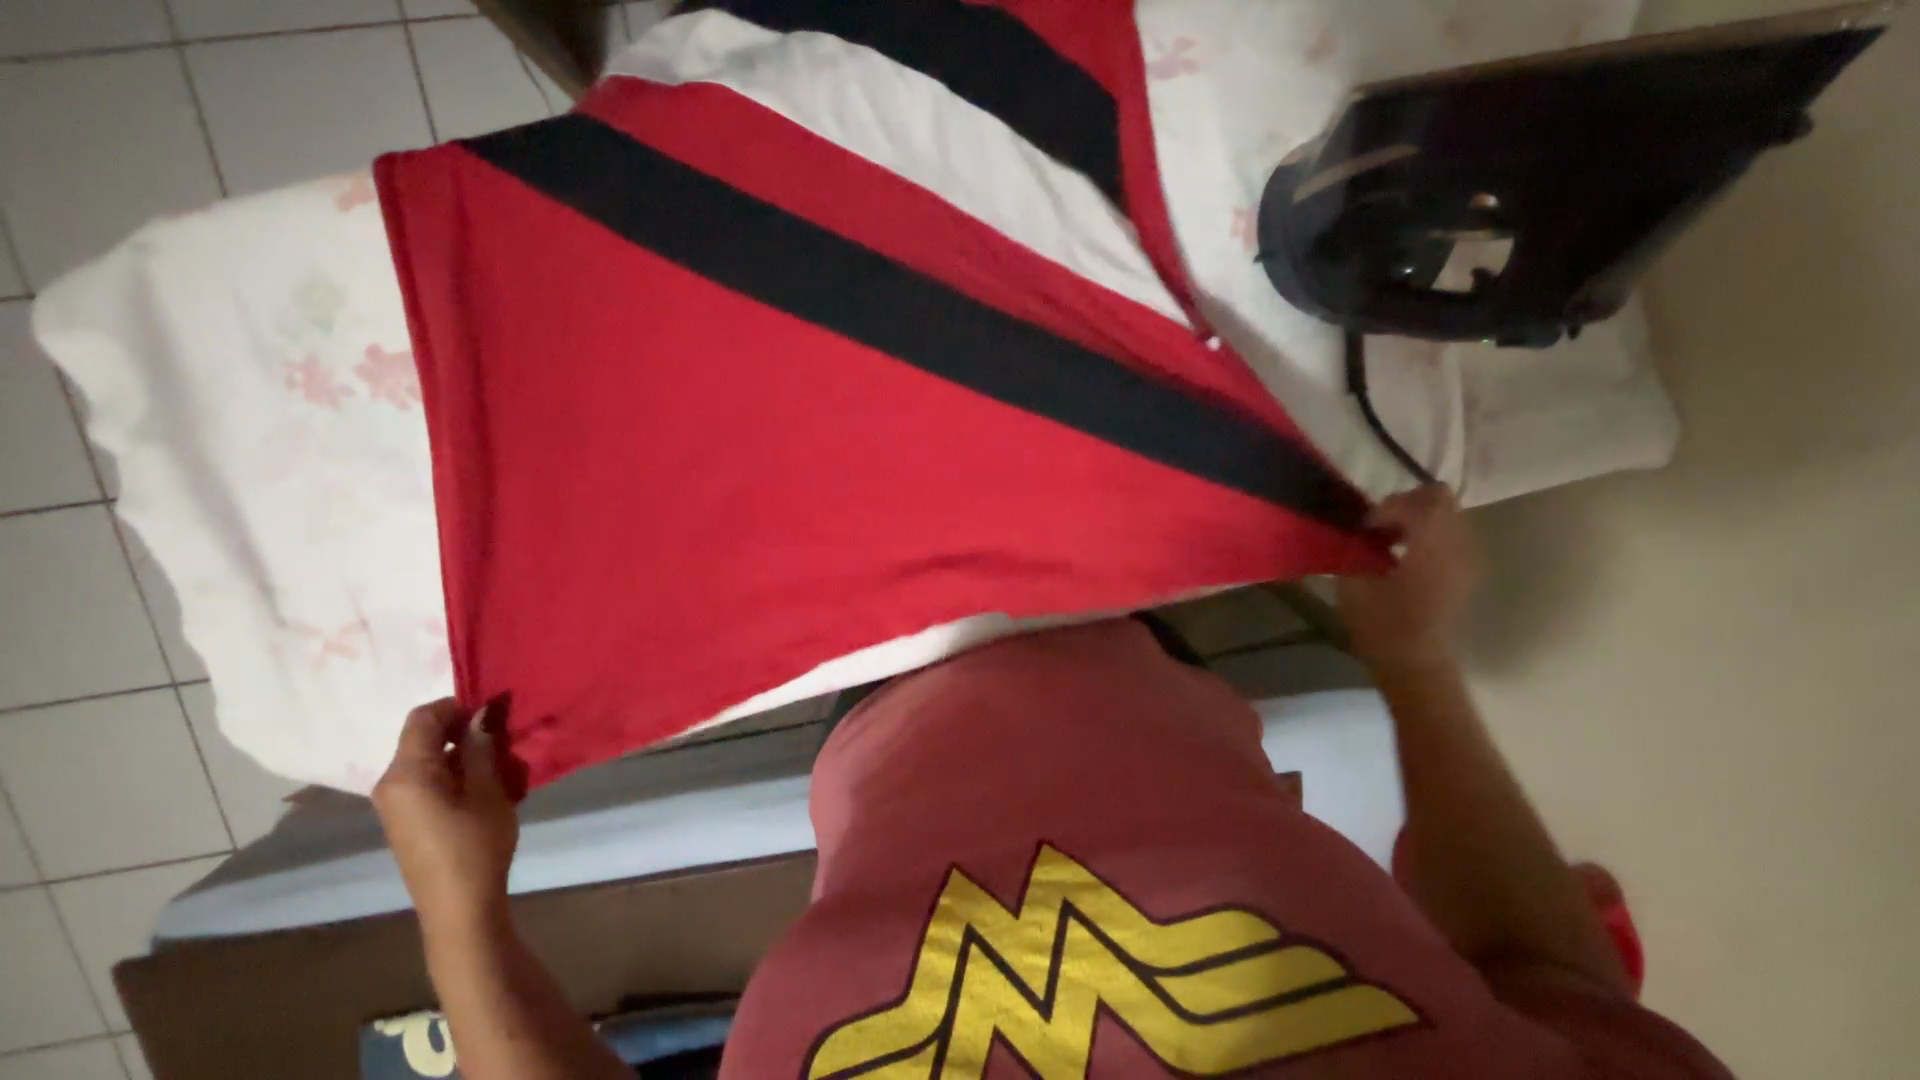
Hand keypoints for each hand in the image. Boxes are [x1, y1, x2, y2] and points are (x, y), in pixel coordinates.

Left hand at [372, 698, 518, 932]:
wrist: (458, 907)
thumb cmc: (476, 845)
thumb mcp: (488, 791)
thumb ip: (481, 748)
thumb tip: (481, 714)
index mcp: (406, 773)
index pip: (422, 718)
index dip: (456, 705)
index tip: (492, 712)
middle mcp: (390, 782)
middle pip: (420, 737)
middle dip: (459, 728)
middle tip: (500, 737)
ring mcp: (394, 802)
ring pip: (424, 758)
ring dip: (458, 751)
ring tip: (495, 762)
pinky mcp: (404, 818)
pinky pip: (424, 779)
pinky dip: (450, 771)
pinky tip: (479, 786)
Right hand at [1336, 484, 1479, 666]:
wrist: (1415, 664)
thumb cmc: (1381, 626)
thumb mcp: (1353, 584)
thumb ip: (1355, 548)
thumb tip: (1354, 532)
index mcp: (1430, 547)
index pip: (1416, 502)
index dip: (1386, 507)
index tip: (1364, 528)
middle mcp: (1457, 546)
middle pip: (1441, 499)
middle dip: (1407, 503)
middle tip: (1380, 524)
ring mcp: (1468, 559)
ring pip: (1449, 514)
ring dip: (1419, 518)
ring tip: (1391, 539)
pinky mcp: (1467, 571)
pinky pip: (1452, 535)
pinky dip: (1429, 534)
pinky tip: (1406, 556)